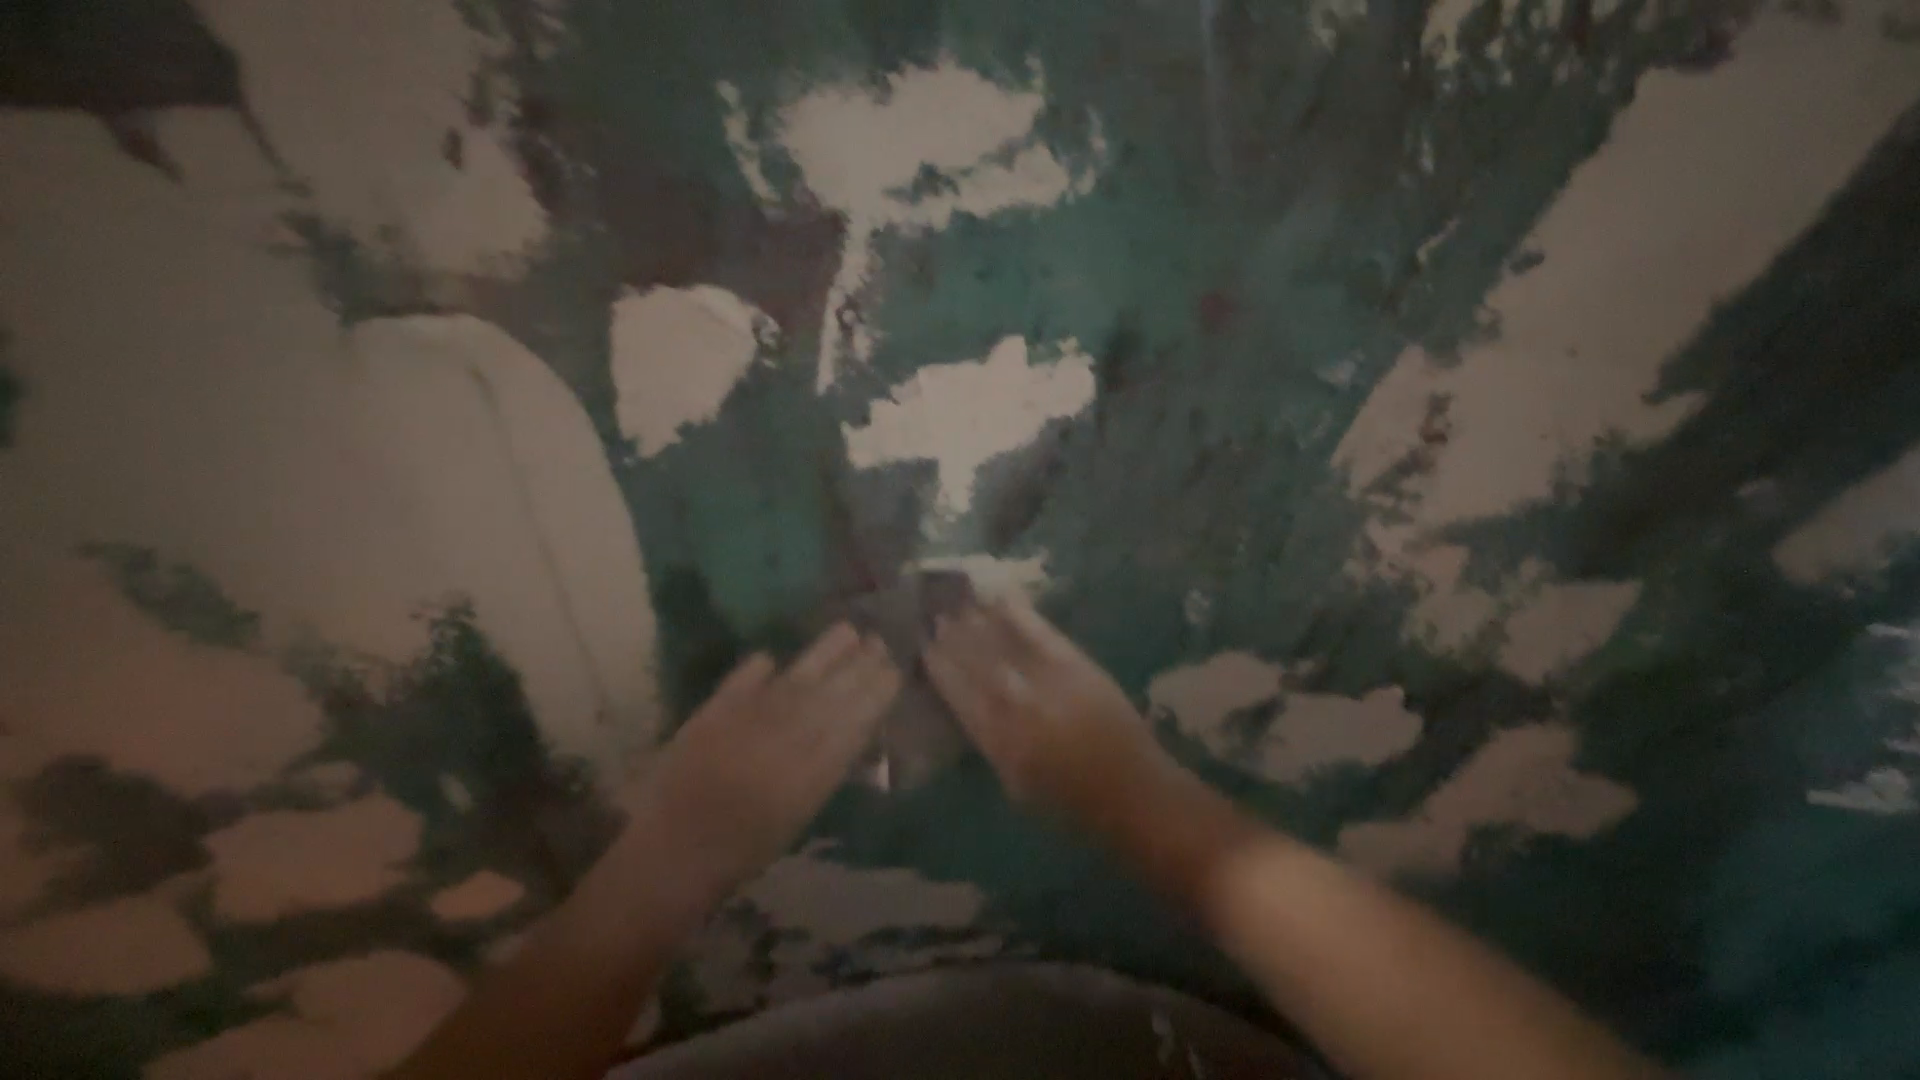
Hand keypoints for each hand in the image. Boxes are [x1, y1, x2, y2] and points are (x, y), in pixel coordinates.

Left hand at [631, 623, 901, 891]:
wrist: (673, 854)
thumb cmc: (744, 850)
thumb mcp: (798, 818)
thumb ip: (822, 774)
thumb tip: (848, 734)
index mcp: (812, 772)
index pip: (853, 722)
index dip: (875, 694)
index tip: (893, 671)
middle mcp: (787, 738)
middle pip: (830, 694)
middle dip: (859, 667)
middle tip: (880, 643)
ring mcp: (749, 720)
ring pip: (796, 678)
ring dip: (824, 654)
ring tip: (848, 630)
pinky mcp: (714, 711)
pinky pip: (743, 680)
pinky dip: (759, 667)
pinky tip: (773, 657)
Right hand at [924, 598, 1170, 823]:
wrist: (1133, 791)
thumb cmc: (1070, 802)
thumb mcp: (1016, 785)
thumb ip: (988, 743)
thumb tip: (967, 708)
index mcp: (999, 740)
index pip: (959, 695)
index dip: (940, 669)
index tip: (924, 648)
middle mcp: (1017, 706)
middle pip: (976, 663)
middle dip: (953, 639)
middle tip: (935, 618)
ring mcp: (1048, 680)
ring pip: (1001, 644)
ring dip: (976, 623)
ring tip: (957, 605)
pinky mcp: (1076, 665)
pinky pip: (1040, 632)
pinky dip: (1018, 613)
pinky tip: (999, 597)